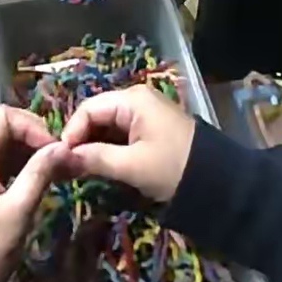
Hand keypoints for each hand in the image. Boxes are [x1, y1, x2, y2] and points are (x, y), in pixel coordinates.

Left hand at [0, 106, 70, 281]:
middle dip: (31, 137)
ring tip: (53, 171)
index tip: (56, 149)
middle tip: (59, 159)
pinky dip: (16, 169)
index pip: (3, 116)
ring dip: (26, 153)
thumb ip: (39, 173)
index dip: (32, 125)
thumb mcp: (17, 213)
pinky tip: (35, 184)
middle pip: (0, 128)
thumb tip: (63, 146)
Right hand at [60, 86, 194, 202]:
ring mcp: (144, 113)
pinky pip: (120, 134)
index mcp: (131, 99)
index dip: (71, 132)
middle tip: (68, 168)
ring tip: (81, 170)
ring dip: (94, 146)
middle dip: (81, 140)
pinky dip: (108, 149)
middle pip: (96, 115)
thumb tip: (60, 159)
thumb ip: (95, 159)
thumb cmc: (173, 167)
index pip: (88, 108)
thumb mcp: (132, 166)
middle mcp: (135, 99)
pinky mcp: (150, 129)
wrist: (221, 183)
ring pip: (107, 126)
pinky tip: (101, 167)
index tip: (60, 159)